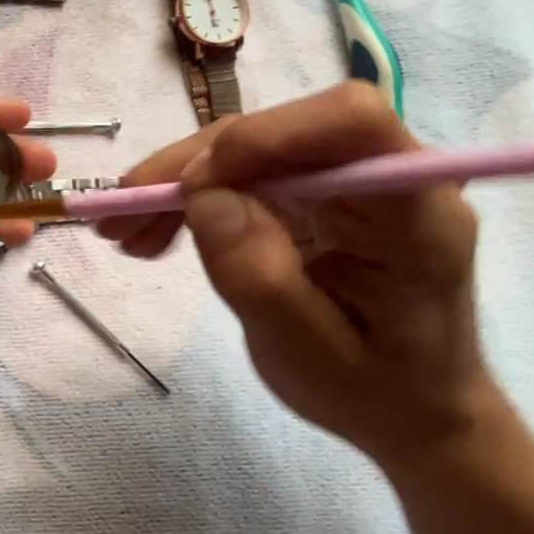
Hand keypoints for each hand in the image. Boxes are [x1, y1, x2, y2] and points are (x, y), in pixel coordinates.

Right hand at [97, 83, 495, 463]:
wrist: (407, 409)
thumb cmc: (370, 389)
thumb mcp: (306, 351)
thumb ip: (260, 277)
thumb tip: (204, 199)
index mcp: (412, 210)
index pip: (349, 123)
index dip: (263, 136)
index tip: (189, 186)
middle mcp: (380, 178)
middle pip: (276, 130)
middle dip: (191, 165)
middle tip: (121, 215)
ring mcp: (341, 183)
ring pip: (245, 149)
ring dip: (175, 184)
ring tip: (122, 235)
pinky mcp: (310, 195)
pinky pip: (238, 175)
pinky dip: (186, 199)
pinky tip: (151, 235)